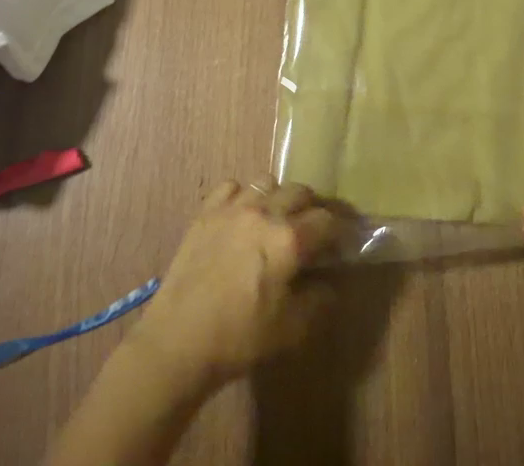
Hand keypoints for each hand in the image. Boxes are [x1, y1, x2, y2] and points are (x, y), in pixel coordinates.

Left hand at [127, 176, 340, 390]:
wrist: (178, 341)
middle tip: (314, 232)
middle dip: (313, 209)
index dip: (341, 230)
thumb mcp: (293, 328)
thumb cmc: (240, 337)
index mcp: (289, 239)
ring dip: (279, 197)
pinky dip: (243, 196)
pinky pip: (231, 188)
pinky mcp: (205, 214)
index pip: (327, 220)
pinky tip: (243, 218)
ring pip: (266, 182)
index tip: (344, 243)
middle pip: (300, 192)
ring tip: (278, 220)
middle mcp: (263, 213)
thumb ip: (319, 299)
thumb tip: (328, 282)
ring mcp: (231, 209)